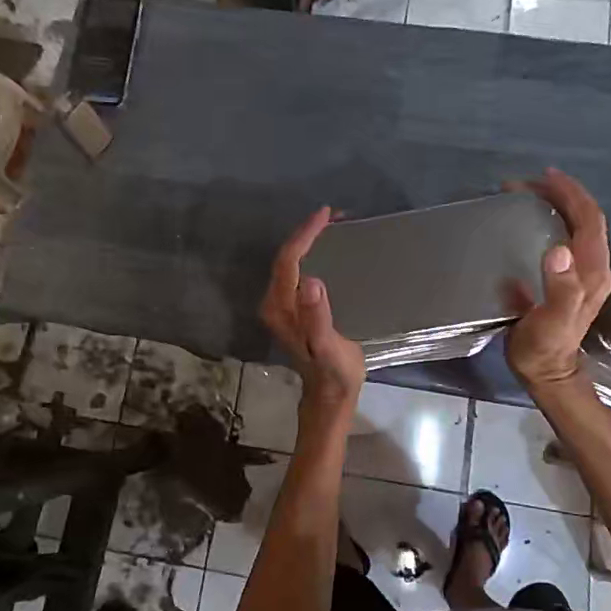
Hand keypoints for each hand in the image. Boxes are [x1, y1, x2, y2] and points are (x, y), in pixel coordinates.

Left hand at [259, 206, 365, 411]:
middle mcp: (276, 304)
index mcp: (281, 308)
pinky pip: (298, 272)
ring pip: (291, 263)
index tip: (326, 215)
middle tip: (334, 216)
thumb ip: (317, 317)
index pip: (288, 261)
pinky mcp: (295, 309)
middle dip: (307, 233)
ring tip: (334, 226)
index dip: (304, 235)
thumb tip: (311, 282)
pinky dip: (313, 254)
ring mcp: (284, 306)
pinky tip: (330, 250)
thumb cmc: (333, 372)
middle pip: (286, 258)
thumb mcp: (328, 347)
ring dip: (309, 241)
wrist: (330, 395)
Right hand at [505, 168, 610, 386]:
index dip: (571, 194)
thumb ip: (561, 288)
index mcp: (592, 272)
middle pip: (586, 219)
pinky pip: (567, 240)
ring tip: (527, 195)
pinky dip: (551, 222)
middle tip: (527, 184)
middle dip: (561, 194)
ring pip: (577, 227)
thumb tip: (559, 250)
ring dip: (557, 205)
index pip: (589, 220)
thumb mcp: (551, 322)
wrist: (547, 374)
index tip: (545, 177)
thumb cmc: (544, 349)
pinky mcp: (570, 280)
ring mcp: (584, 274)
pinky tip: (532, 222)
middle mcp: (594, 268)